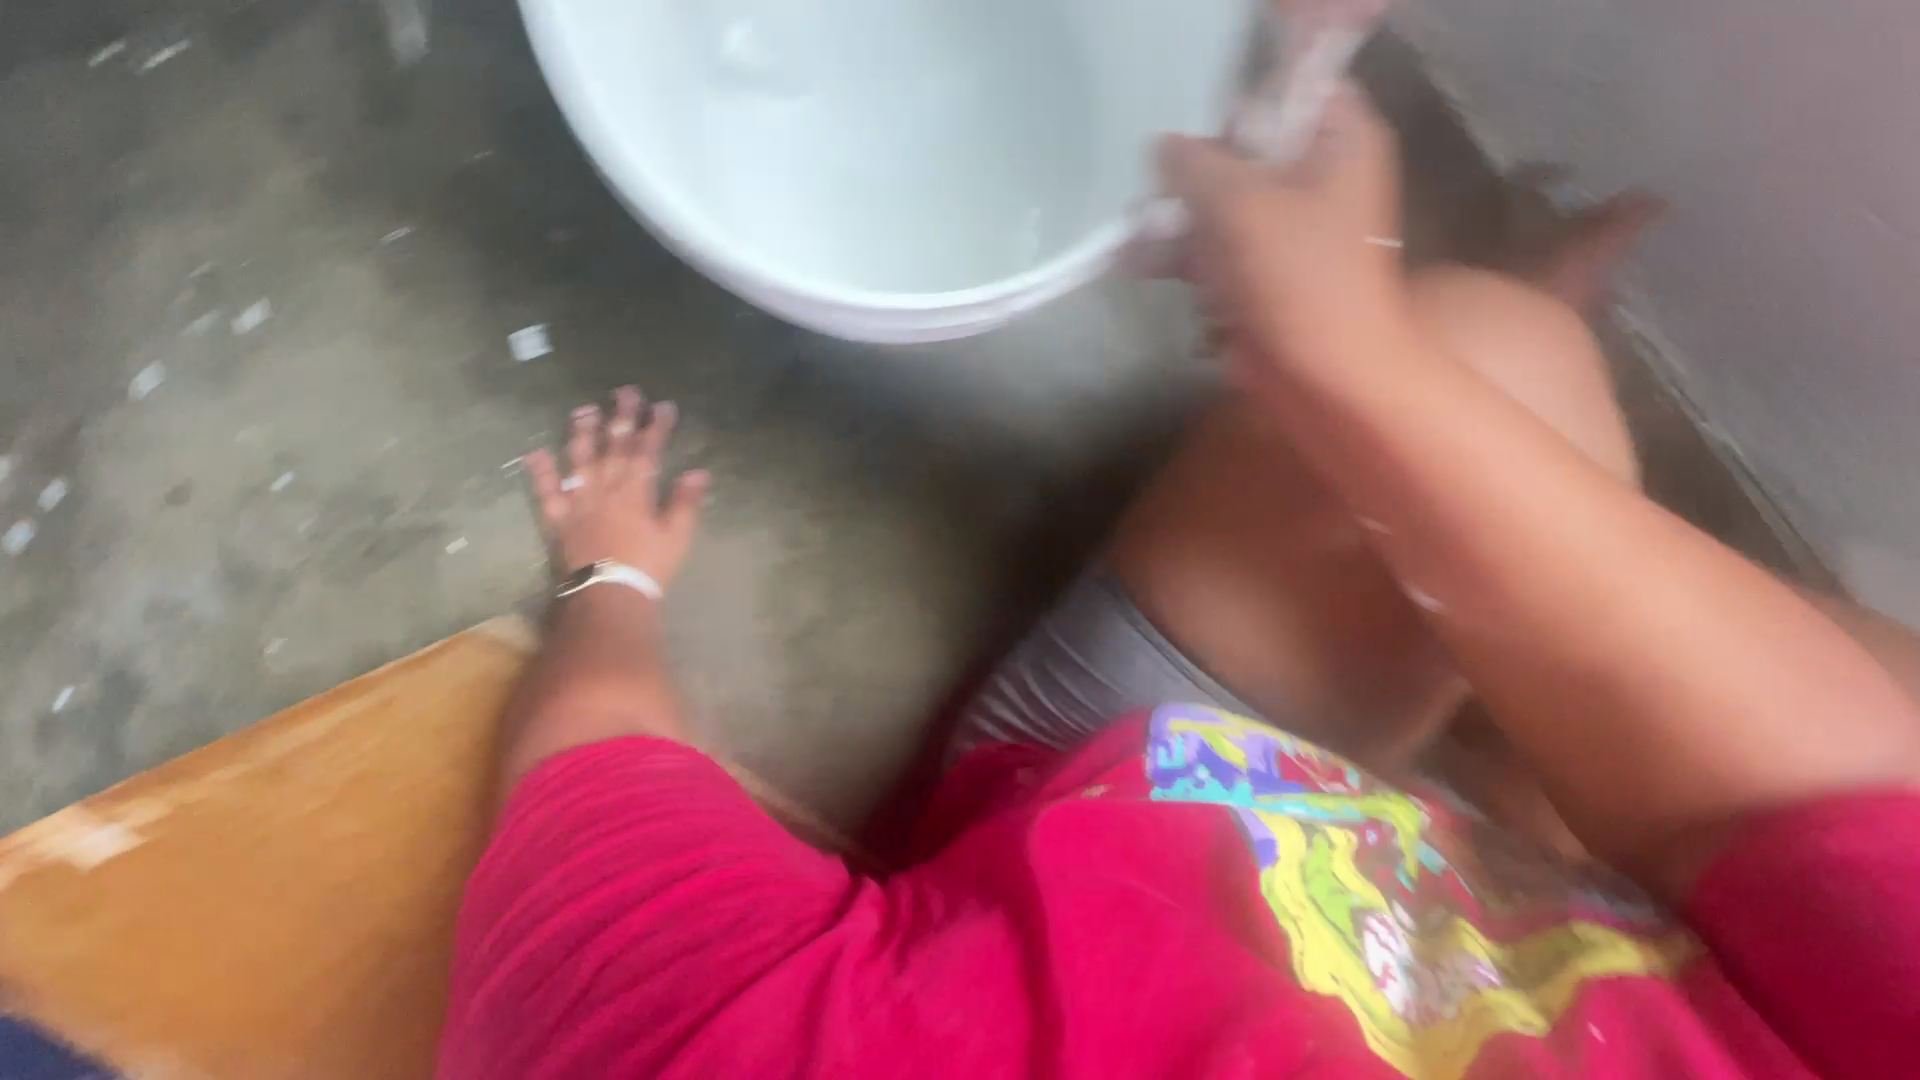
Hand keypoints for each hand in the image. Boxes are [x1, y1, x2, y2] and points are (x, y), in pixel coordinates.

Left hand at [524, 386, 706, 588]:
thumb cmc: (648, 566)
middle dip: (621, 418)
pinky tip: (535, 453)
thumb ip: (685, 503)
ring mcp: (579, 503)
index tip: (662, 406)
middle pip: (614, 447)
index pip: (647, 451)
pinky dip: (541, 473)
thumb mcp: (676, 536)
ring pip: (580, 461)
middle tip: (624, 392)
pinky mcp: (559, 520)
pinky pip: (548, 493)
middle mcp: (606, 489)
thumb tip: (698, 472)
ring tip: (584, 409)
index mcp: (636, 492)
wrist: (607, 595)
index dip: (655, 427)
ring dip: (582, 433)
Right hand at [1157, 81, 1411, 379]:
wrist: (1324, 377)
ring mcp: (1286, 232)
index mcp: (1338, 144)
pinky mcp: (1261, 275)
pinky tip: (1133, 262)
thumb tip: (1161, 147)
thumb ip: (1195, 165)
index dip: (1235, 108)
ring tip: (1127, 234)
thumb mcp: (1242, 205)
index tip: (1187, 131)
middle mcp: (1317, 179)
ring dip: (1174, 220)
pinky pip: (1215, 251)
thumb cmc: (1298, 279)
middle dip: (1189, 176)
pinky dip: (1179, 257)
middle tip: (1147, 188)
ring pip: (1219, 206)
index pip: (1288, 93)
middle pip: (1242, 153)